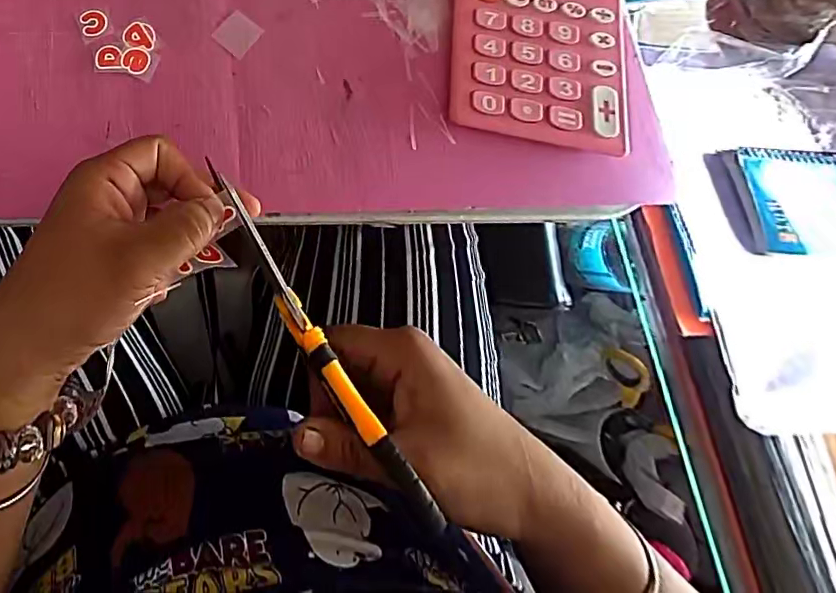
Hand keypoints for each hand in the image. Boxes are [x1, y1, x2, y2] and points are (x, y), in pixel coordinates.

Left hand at [0, 137, 259, 418]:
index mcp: (103, 179)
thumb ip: (189, 227)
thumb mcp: (142, 259)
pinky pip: (147, 247)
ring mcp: (102, 228)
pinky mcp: (103, 259)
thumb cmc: (74, 298)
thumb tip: (221, 208)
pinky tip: (158, 289)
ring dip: (179, 243)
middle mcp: (103, 197)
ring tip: (184, 269)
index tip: (214, 214)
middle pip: (164, 186)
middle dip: (193, 213)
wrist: (21, 356)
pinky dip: (162, 264)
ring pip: (158, 220)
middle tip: (226, 237)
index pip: (161, 154)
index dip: (191, 178)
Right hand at [291, 325, 577, 541]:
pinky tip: (387, 459)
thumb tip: (300, 436)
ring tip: (375, 460)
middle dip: (336, 408)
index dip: (318, 376)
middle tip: (348, 450)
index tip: (318, 419)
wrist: (535, 494)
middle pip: (343, 366)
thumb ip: (348, 447)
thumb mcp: (407, 464)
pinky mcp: (418, 398)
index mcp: (402, 350)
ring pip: (358, 390)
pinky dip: (371, 431)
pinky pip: (376, 405)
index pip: (335, 341)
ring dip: (355, 424)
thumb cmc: (481, 470)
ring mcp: (412, 375)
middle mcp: (405, 354)